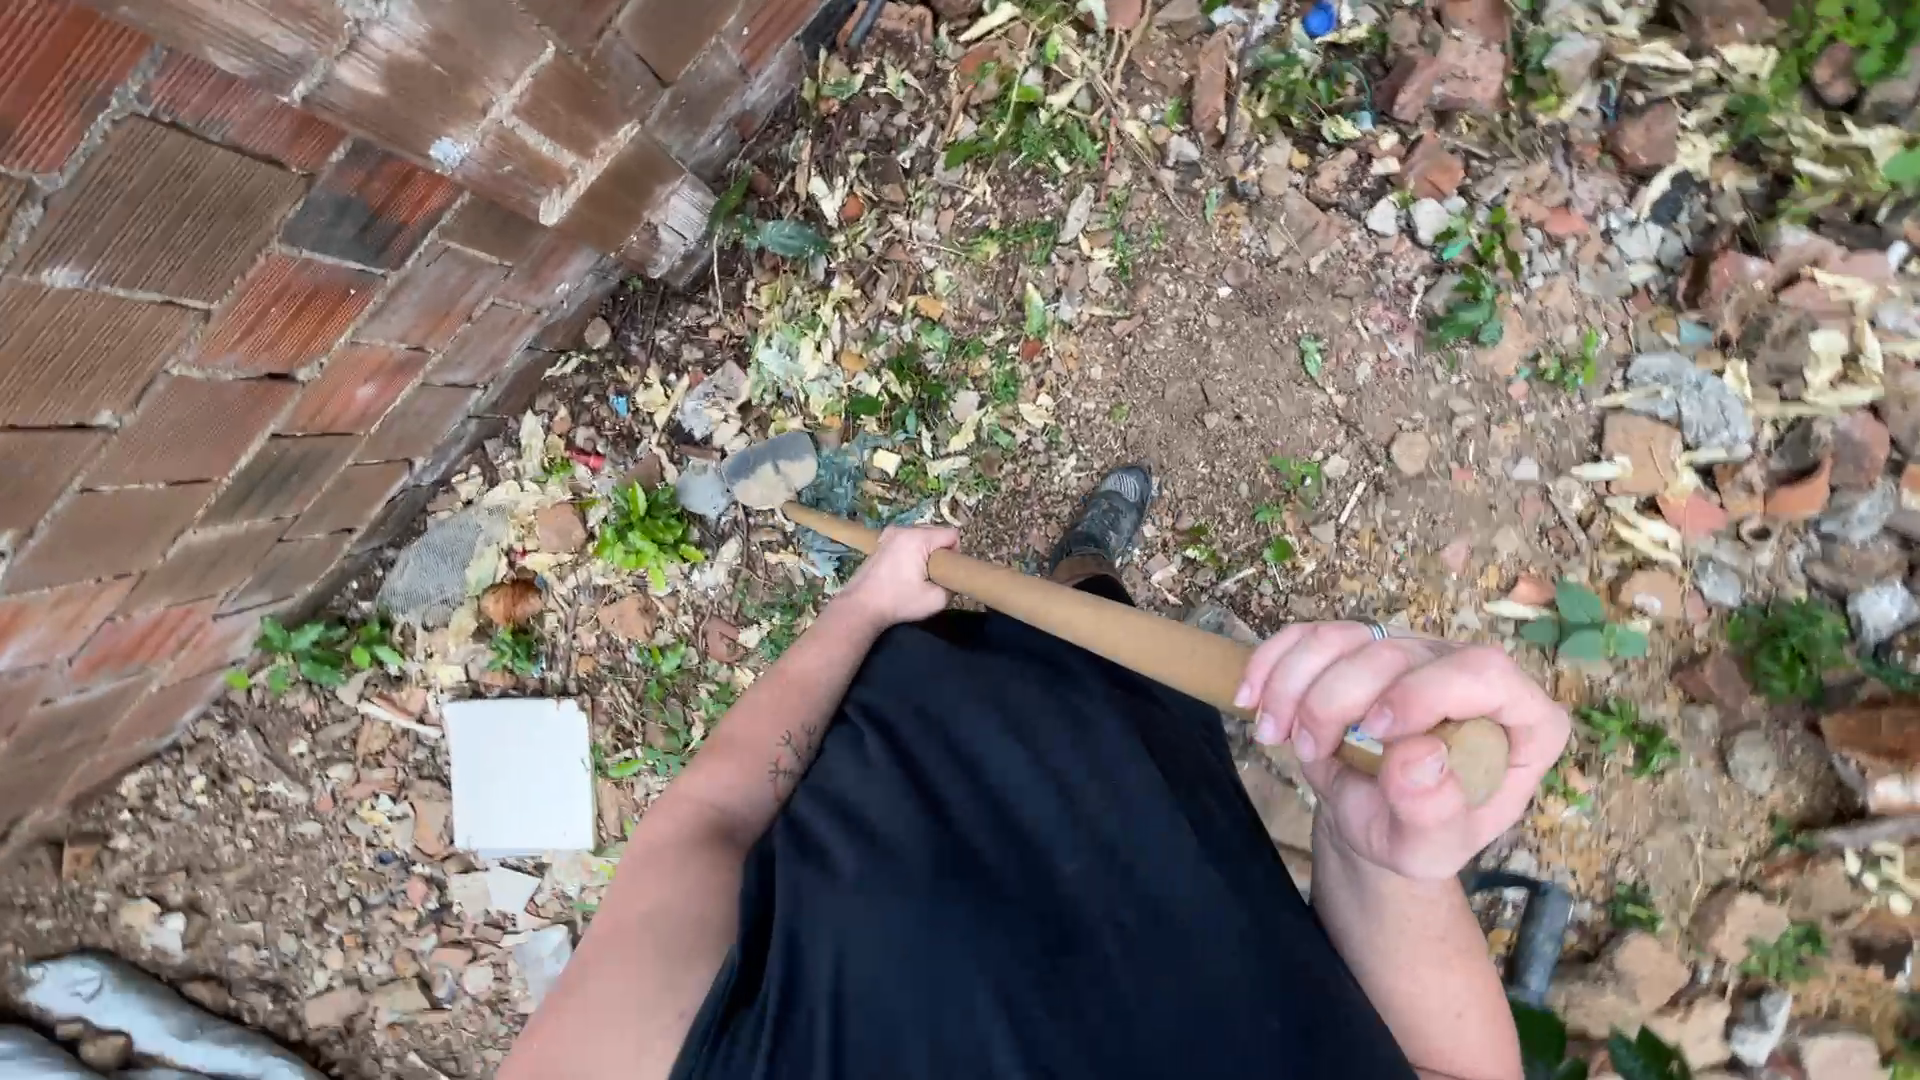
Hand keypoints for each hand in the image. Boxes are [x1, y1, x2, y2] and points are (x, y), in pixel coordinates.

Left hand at [831, 526, 958, 630]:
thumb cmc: (898, 602)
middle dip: (940, 551)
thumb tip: (951, 578)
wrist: (861, 606)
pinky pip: (906, 540)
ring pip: (921, 535)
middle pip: (936, 532)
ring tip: (916, 573)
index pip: (952, 535)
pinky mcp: (881, 542)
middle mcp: (903, 529)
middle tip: (932, 575)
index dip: (955, 554)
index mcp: (918, 538)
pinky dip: (910, 550)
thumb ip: (952, 585)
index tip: (945, 572)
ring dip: (925, 551)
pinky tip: (904, 569)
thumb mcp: (936, 600)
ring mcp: (889, 533)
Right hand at [1235, 623, 1569, 880]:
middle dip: (1335, 700)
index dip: (1424, 691)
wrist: (1369, 817)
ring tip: (1273, 736)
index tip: (1376, 732)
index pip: (1483, 672)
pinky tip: (1251, 700)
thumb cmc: (1411, 835)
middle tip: (1307, 753)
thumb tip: (1420, 755)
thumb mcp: (1429, 849)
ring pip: (1340, 637)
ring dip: (1292, 684)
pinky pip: (1304, 636)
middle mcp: (1460, 670)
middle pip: (1393, 651)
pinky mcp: (1352, 646)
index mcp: (1515, 718)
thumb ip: (1434, 812)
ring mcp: (1403, 651)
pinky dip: (1269, 665)